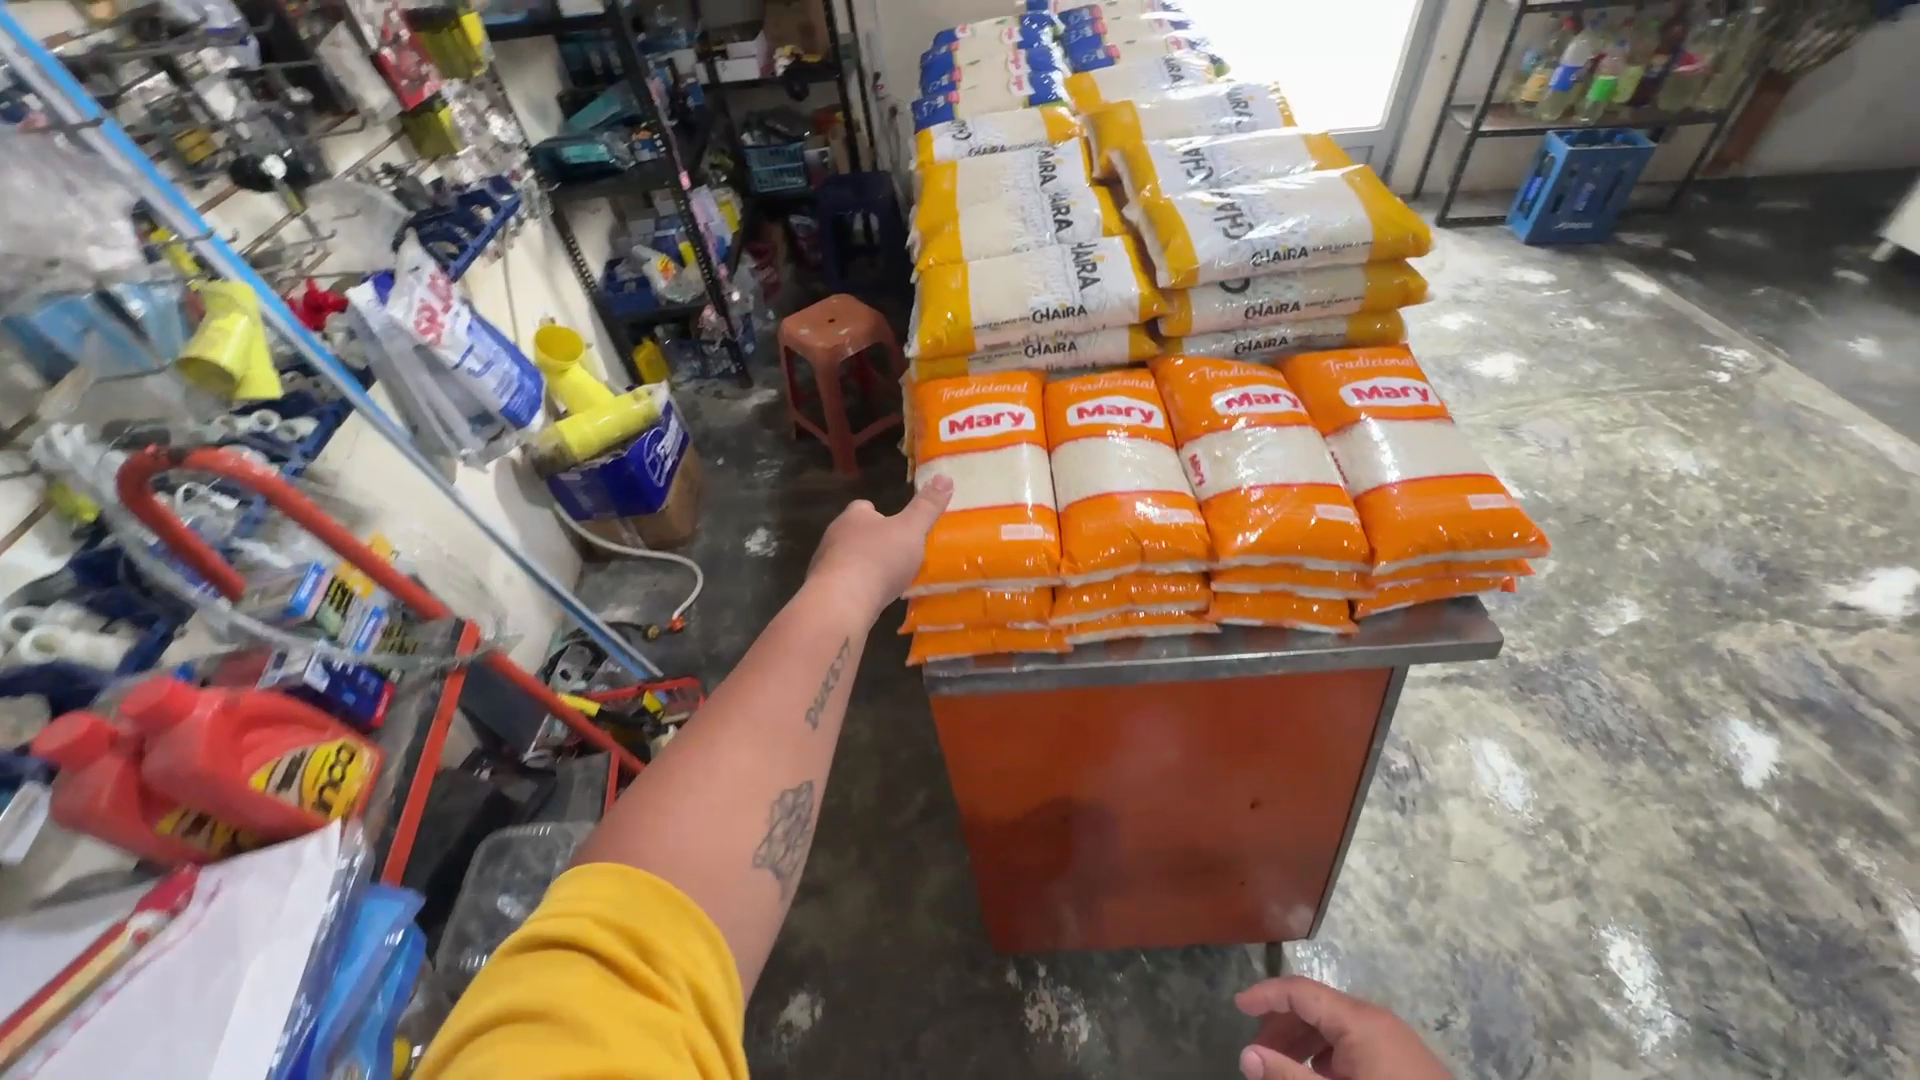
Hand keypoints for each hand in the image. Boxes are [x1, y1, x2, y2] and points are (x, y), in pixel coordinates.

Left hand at [807, 475, 952, 619]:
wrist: (841, 602)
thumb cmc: (878, 559)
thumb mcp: (911, 530)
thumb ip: (927, 506)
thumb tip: (944, 477)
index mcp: (854, 516)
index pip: (863, 507)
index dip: (879, 514)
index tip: (894, 523)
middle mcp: (834, 536)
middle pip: (853, 533)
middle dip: (871, 541)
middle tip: (894, 552)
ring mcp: (825, 564)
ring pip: (846, 559)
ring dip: (863, 565)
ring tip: (885, 578)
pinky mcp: (824, 590)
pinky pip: (843, 584)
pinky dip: (856, 588)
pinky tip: (870, 598)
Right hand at [1235, 976, 1451, 1079]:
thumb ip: (1288, 1076)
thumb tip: (1245, 1056)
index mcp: (1358, 1020)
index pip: (1299, 990)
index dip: (1265, 995)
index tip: (1237, 1008)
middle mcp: (1374, 1018)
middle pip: (1315, 1007)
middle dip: (1281, 1026)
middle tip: (1257, 1055)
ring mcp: (1392, 1038)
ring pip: (1333, 1027)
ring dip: (1302, 1042)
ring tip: (1282, 1069)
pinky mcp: (1403, 1059)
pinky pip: (1353, 1044)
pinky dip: (1327, 1055)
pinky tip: (1319, 1079)